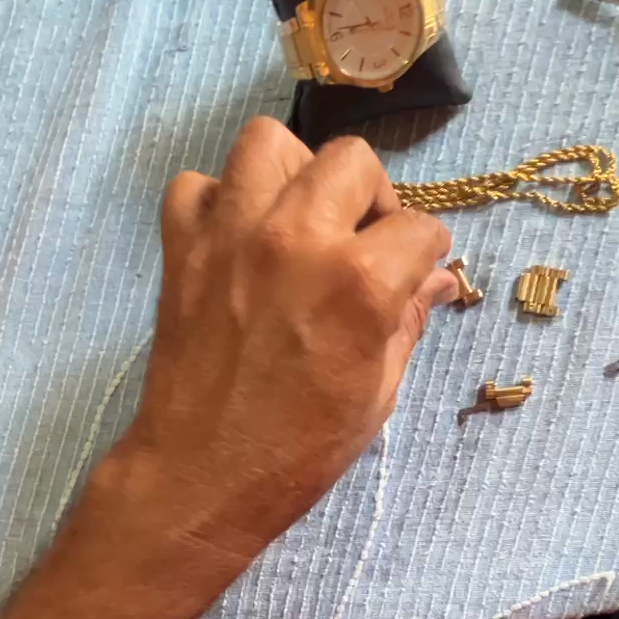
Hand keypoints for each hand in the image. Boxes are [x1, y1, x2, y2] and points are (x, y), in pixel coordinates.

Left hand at [94, 118, 454, 570]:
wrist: (202, 476)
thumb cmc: (300, 451)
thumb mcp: (376, 394)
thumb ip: (408, 320)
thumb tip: (438, 278)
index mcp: (358, 283)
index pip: (418, 229)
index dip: (427, 253)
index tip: (419, 270)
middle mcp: (296, 237)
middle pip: (352, 161)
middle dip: (372, 200)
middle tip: (363, 245)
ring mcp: (230, 234)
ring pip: (268, 142)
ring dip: (296, 175)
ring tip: (300, 224)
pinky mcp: (180, 246)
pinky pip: (199, 184)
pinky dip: (221, 202)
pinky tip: (238, 242)